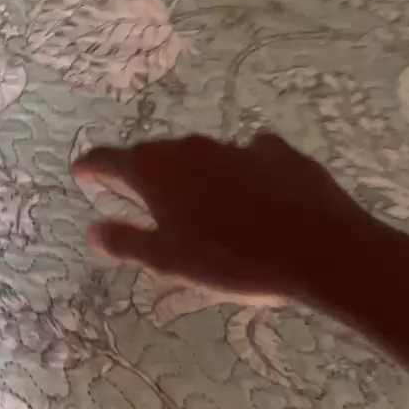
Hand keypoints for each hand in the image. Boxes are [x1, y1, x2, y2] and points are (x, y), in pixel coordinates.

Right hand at [71, 132, 386, 305]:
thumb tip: (91, 231)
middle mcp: (185, 148)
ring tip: (207, 199)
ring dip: (196, 172)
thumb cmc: (234, 259)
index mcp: (152, 170)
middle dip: (146, 172)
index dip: (91, 165)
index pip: (106, 159)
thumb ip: (127, 242)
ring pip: (201, 154)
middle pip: (154, 154)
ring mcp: (234, 147)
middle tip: (149, 197)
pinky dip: (247, 166)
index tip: (81, 170)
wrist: (328, 254)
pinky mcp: (280, 154)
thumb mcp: (170, 260)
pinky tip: (259, 185)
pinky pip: (253, 153)